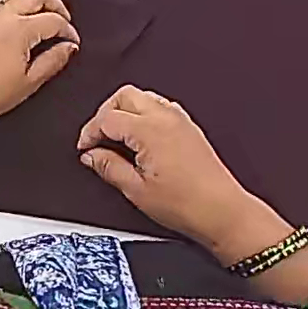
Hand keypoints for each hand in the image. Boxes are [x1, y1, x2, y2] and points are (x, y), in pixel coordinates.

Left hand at [0, 0, 80, 134]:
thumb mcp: (31, 81)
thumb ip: (54, 60)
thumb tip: (68, 47)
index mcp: (19, 29)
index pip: (54, 20)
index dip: (68, 30)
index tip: (72, 41)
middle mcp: (2, 16)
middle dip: (55, 6)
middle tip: (64, 20)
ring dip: (33, 0)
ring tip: (42, 14)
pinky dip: (11, 3)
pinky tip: (16, 17)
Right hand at [76, 85, 292, 262]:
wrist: (222, 212)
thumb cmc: (187, 204)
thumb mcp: (136, 190)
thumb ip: (109, 167)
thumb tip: (92, 156)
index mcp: (149, 130)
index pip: (108, 118)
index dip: (90, 132)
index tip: (85, 148)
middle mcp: (166, 118)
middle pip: (124, 96)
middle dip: (105, 114)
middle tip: (97, 138)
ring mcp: (180, 120)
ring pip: (143, 97)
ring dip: (125, 111)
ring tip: (116, 137)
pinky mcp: (189, 128)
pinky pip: (160, 107)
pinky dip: (144, 115)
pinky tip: (140, 139)